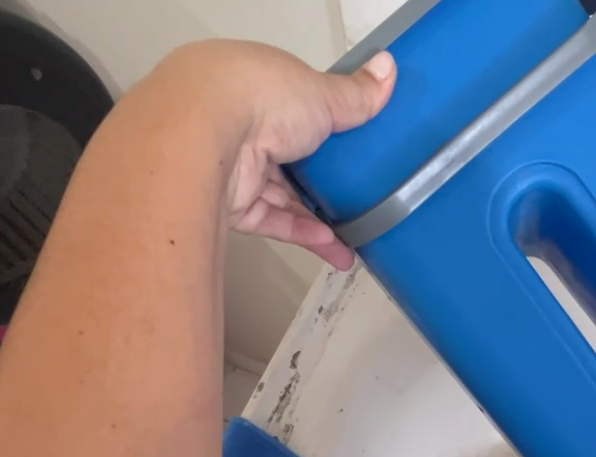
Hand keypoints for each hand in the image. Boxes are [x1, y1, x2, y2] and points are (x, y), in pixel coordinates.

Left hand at [142, 41, 395, 269]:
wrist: (206, 136)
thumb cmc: (263, 99)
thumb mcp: (321, 94)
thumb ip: (355, 96)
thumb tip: (389, 69)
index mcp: (259, 87)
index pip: (295, 109)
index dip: (324, 127)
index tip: (353, 148)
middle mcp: (243, 125)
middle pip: (291, 161)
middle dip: (324, 185)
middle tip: (359, 201)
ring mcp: (236, 168)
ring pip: (285, 198)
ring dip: (320, 222)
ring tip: (356, 242)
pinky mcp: (233, 206)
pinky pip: (275, 222)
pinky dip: (304, 234)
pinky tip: (335, 248)